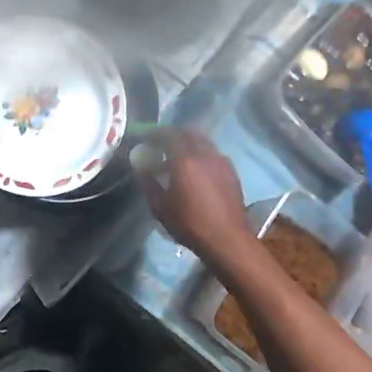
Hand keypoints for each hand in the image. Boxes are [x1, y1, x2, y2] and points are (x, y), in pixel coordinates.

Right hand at [139, 129, 252, 256]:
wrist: (226, 238)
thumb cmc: (189, 224)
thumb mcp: (160, 207)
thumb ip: (148, 181)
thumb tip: (140, 164)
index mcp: (186, 159)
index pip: (168, 134)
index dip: (155, 133)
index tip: (145, 138)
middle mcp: (206, 154)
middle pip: (189, 133)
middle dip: (173, 135)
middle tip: (160, 145)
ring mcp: (222, 161)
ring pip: (203, 142)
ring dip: (188, 144)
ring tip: (177, 160)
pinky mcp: (231, 171)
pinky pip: (213, 153)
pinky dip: (201, 154)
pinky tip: (196, 171)